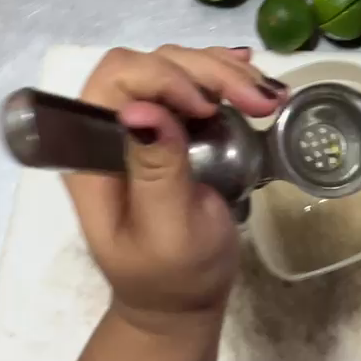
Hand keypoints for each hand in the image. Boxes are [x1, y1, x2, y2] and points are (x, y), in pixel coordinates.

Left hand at [66, 45, 285, 335]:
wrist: (183, 297)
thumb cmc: (173, 274)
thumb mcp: (167, 231)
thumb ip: (155, 170)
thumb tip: (139, 111)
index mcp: (91, 152)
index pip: (115, 80)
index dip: (163, 78)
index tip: (209, 108)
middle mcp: (110, 126)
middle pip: (152, 63)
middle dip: (208, 71)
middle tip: (261, 102)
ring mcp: (142, 121)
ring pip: (178, 64)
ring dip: (226, 72)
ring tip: (269, 97)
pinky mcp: (171, 122)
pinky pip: (195, 80)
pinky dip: (228, 74)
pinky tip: (255, 79)